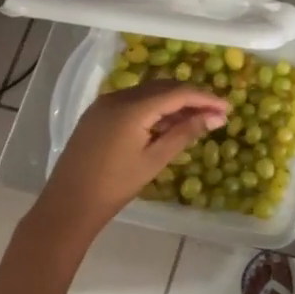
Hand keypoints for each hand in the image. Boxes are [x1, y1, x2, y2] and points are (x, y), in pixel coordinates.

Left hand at [37, 82, 227, 236]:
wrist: (67, 205)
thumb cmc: (114, 186)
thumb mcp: (154, 160)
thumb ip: (185, 133)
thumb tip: (215, 117)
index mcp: (132, 107)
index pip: (178, 92)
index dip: (205, 98)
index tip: (227, 109)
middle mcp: (117, 97)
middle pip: (163, 87)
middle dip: (191, 98)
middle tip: (215, 114)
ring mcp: (104, 104)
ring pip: (148, 93)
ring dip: (172, 103)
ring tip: (195, 121)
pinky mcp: (97, 114)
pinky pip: (133, 102)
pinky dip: (153, 109)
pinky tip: (165, 125)